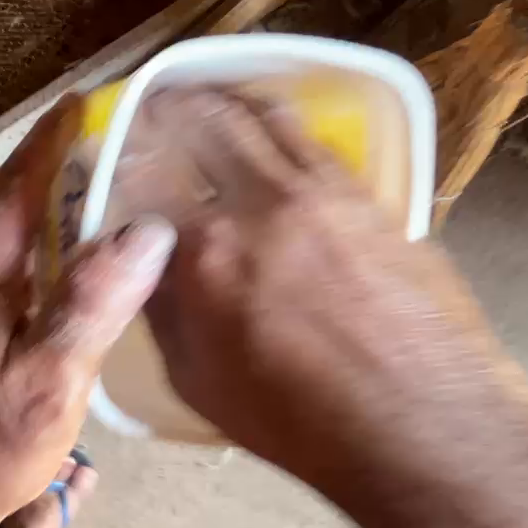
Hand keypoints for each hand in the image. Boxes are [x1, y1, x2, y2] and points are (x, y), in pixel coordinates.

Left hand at [0, 95, 176, 527]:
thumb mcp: (52, 380)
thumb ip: (90, 306)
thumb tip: (141, 234)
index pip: (15, 187)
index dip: (48, 141)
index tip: (80, 103)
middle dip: (35, 159)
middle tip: (87, 138)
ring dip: (23, 191)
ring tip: (73, 181)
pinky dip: (17, 227)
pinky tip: (48, 248)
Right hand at [140, 90, 527, 482]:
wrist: (426, 428)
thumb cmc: (293, 418)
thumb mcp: (192, 375)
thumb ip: (158, 307)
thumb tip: (138, 262)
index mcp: (202, 250)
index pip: (140, 172)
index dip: (114, 152)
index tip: (102, 148)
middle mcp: (259, 203)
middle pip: (199, 120)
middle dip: (163, 104)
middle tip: (144, 105)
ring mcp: (322, 192)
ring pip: (261, 114)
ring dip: (221, 98)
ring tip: (199, 98)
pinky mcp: (370, 198)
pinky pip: (311, 139)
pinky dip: (273, 122)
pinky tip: (261, 131)